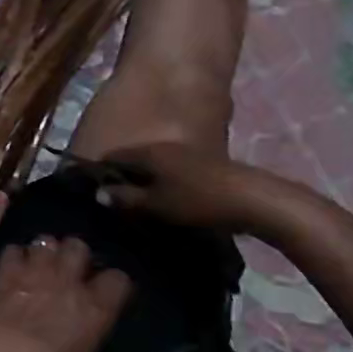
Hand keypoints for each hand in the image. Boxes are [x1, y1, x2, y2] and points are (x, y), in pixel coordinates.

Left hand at [0, 235, 132, 351]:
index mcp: (95, 308)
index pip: (118, 280)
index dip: (116, 283)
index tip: (110, 291)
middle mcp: (68, 281)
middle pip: (79, 246)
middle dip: (76, 253)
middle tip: (72, 269)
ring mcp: (35, 269)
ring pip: (46, 240)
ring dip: (46, 249)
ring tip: (43, 262)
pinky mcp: (7, 268)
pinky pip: (14, 248)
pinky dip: (15, 254)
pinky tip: (14, 265)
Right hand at [97, 142, 302, 233]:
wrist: (255, 199)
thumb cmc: (199, 200)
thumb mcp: (157, 204)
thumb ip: (125, 198)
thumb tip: (98, 193)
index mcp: (145, 151)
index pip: (110, 157)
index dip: (100, 174)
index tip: (96, 194)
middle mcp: (160, 146)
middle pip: (131, 160)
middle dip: (122, 178)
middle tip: (118, 203)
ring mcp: (183, 153)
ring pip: (152, 166)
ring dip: (144, 182)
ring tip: (142, 205)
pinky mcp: (202, 164)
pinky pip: (170, 172)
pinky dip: (163, 184)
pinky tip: (168, 201)